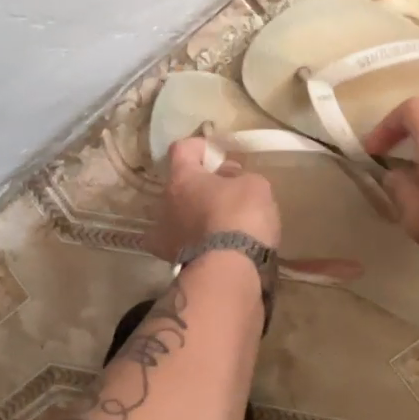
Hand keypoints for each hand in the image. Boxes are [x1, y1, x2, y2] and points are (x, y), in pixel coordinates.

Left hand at [146, 137, 282, 260]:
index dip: (200, 147)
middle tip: (226, 192)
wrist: (228, 272)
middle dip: (200, 186)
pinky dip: (194, 243)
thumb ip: (239, 176)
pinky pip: (182, 244)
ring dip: (195, 215)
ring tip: (220, 224)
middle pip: (180, 185)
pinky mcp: (170, 262)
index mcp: (182, 178)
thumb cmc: (240, 217)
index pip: (182, 149)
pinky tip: (211, 249)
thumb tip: (227, 176)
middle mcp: (164, 203)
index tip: (218, 153)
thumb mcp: (255, 186)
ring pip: (178, 216)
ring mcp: (164, 236)